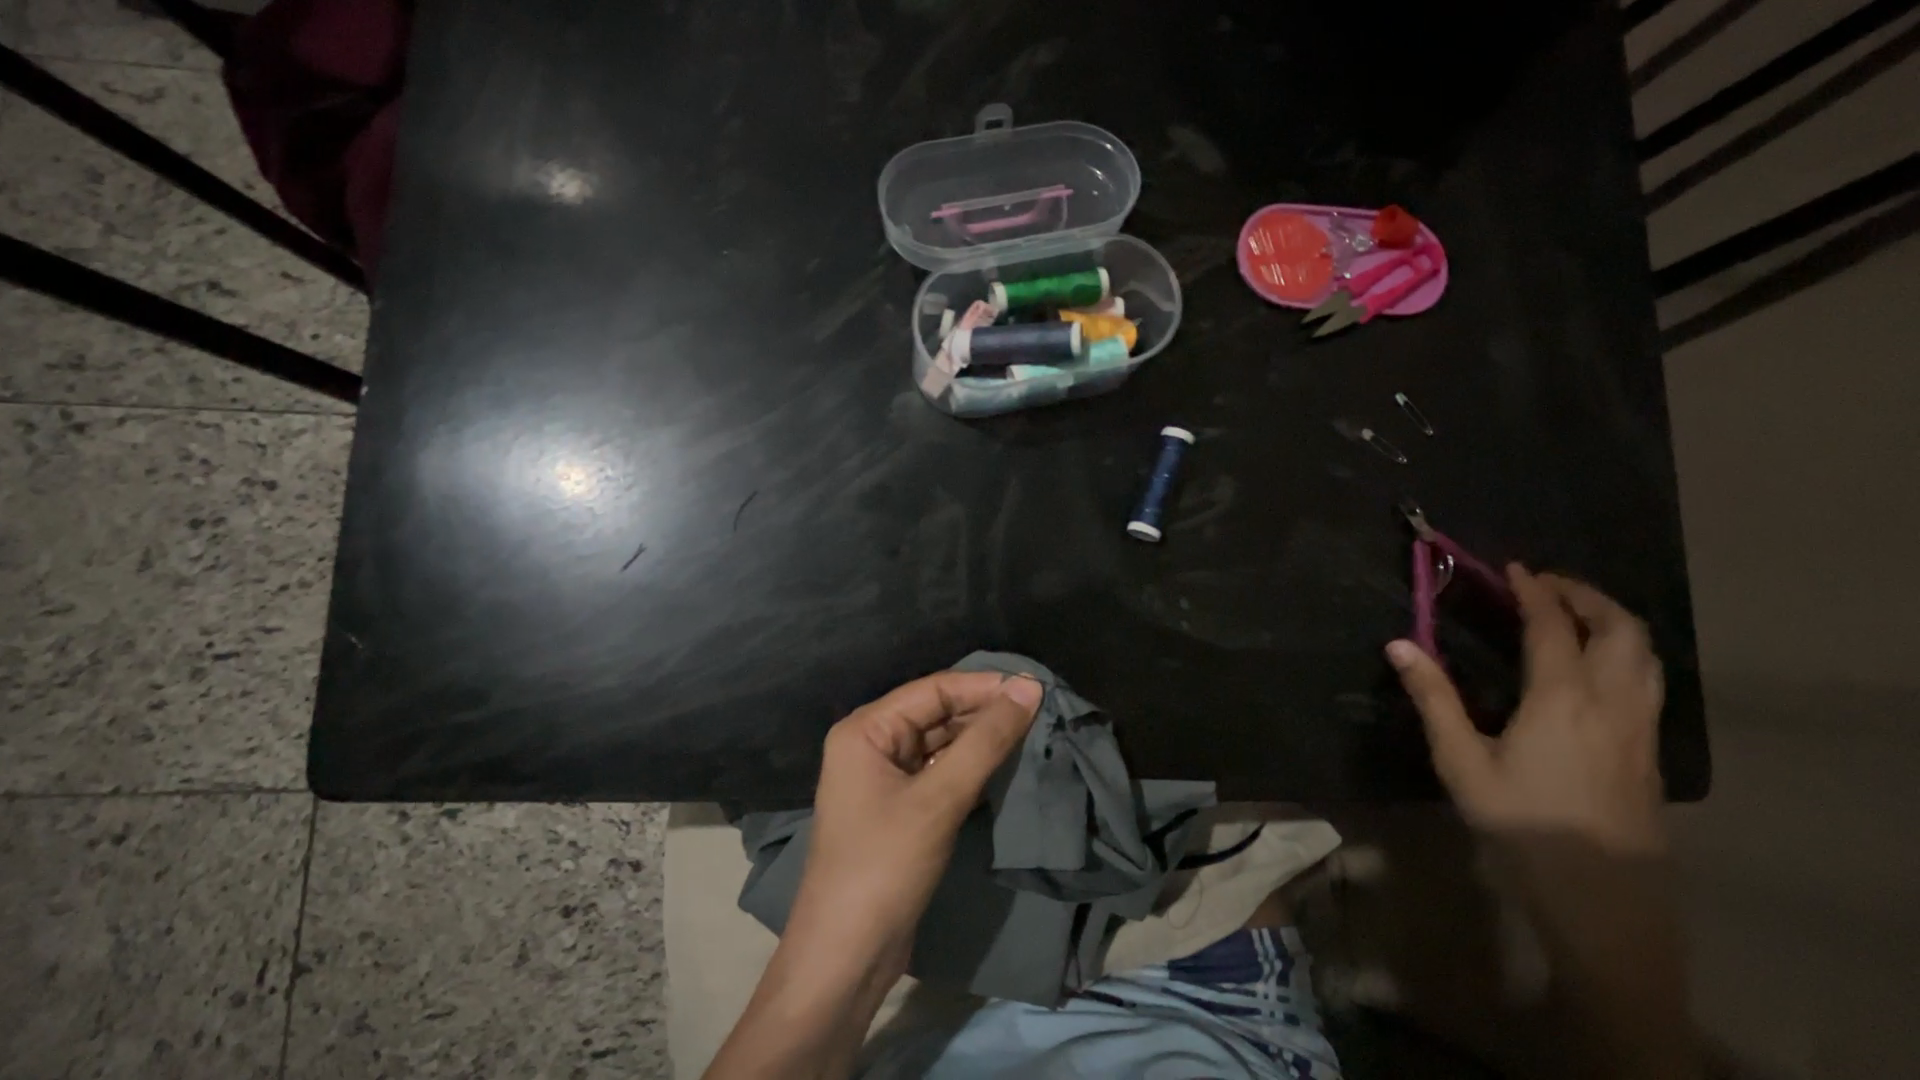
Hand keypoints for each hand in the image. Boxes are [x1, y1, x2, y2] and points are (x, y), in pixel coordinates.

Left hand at [788, 671, 1043, 967]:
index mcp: (865, 730)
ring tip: (1033, 736)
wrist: (847, 953)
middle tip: (1042, 713)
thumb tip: (1028, 688)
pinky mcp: (899, 812)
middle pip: (936, 714)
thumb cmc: (885, 865)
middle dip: (985, 713)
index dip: (984, 687)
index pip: (933, 690)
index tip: (1037, 688)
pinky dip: (971, 770)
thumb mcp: (938, 799)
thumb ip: (985, 741)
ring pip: (940, 746)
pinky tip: (1006, 770)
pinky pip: (939, 775)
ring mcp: (883, 781)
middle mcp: (870, 746)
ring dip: (981, 742)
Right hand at [1386, 566, 1665, 853]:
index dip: (1534, 590)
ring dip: (1614, 620)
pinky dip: (1627, 652)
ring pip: (1645, 652)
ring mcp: (1641, 724)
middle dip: (1585, 595)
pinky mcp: (1651, 748)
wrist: (1600, 893)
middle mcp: (1612, 698)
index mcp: (1563, 695)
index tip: (1513, 569)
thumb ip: (1434, 699)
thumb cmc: (1522, 824)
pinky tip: (1600, 670)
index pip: (1553, 624)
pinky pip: (1649, 678)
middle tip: (1548, 586)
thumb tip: (1400, 645)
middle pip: (1619, 626)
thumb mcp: (1462, 763)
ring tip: (1578, 616)